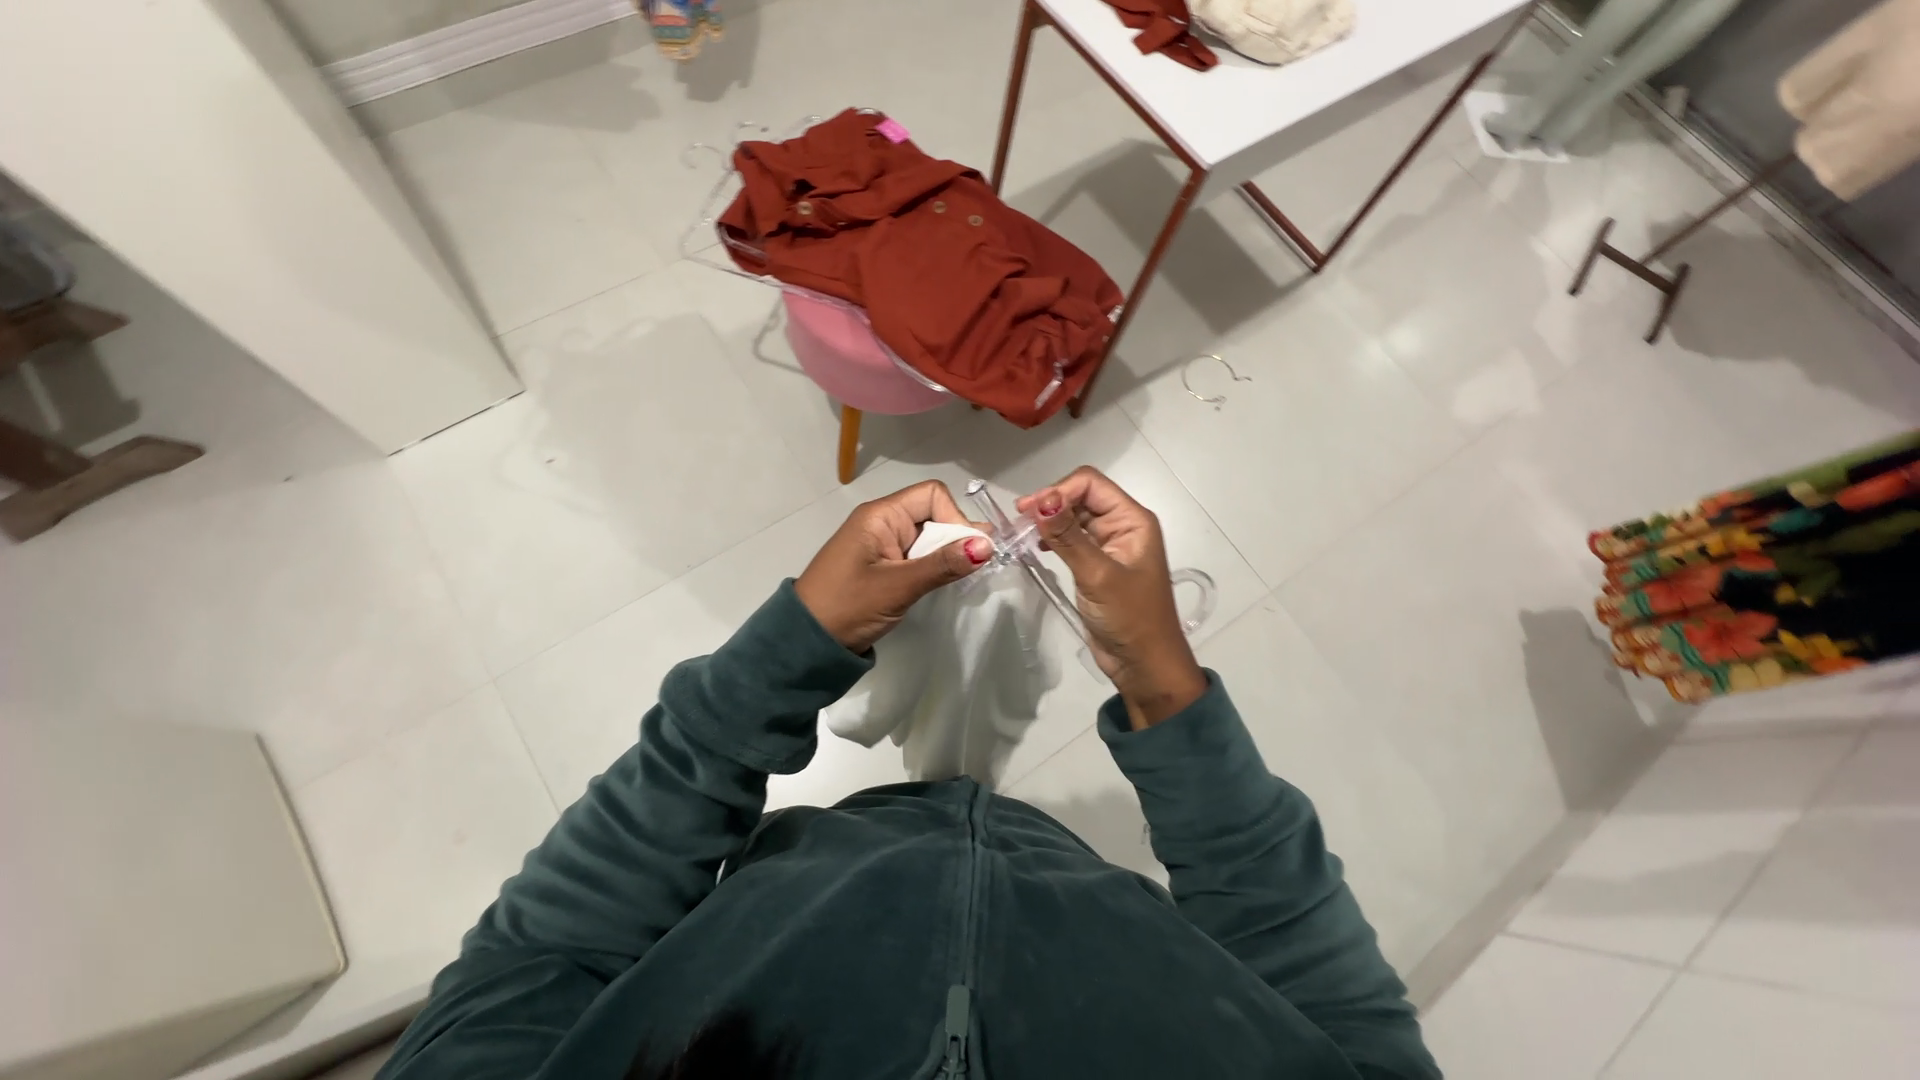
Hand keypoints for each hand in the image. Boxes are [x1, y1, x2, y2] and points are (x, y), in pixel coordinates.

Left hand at [795, 480, 993, 652]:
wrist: (806, 642)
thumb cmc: (848, 607)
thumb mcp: (898, 587)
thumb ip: (942, 564)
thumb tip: (987, 544)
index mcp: (880, 516)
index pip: (932, 495)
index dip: (955, 517)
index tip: (966, 551)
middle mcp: (883, 522)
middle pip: (933, 513)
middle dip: (956, 536)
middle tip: (974, 566)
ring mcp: (883, 544)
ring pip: (928, 536)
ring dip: (947, 553)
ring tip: (962, 576)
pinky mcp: (884, 565)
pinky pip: (918, 555)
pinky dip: (934, 565)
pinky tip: (944, 581)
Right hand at [1016, 467, 1204, 728]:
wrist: (1144, 665)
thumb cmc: (1129, 618)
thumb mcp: (1097, 575)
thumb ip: (1068, 536)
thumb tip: (1041, 500)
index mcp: (1132, 520)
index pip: (1090, 484)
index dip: (1058, 490)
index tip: (1027, 512)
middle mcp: (1122, 526)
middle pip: (1081, 496)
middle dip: (1051, 503)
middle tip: (1019, 523)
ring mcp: (1110, 546)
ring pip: (1074, 517)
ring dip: (1049, 521)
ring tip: (1022, 535)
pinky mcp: (1097, 565)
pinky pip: (1072, 539)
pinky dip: (1053, 539)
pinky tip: (1037, 548)